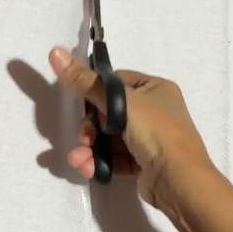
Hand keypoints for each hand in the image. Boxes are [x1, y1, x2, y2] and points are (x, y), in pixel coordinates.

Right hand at [46, 46, 232, 231]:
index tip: (83, 105)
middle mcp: (154, 111)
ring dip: (90, 147)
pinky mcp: (143, 162)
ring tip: (79, 160)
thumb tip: (54, 51)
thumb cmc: (154, 130)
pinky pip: (115, 156)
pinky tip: (87, 168)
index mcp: (155, 88)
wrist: (179, 179)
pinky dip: (99, 160)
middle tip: (84, 137)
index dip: (95, 93)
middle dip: (90, 128)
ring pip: (109, 137)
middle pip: (108, 112)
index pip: (117, 82)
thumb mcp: (118, 102)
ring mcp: (149, 138)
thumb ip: (85, 81)